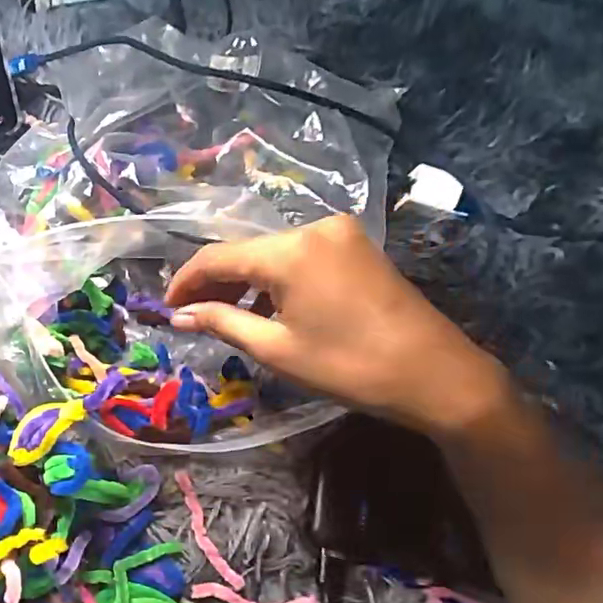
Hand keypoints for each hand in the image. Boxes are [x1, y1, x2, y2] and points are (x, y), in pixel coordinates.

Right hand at [165, 214, 509, 433]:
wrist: (436, 374)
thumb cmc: (348, 366)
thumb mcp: (276, 348)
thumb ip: (222, 323)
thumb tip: (179, 316)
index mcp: (289, 250)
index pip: (217, 256)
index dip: (185, 282)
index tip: (166, 309)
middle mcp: (313, 228)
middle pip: (245, 251)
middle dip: (213, 282)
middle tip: (190, 315)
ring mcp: (339, 234)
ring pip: (271, 254)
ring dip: (244, 283)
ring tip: (223, 317)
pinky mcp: (356, 247)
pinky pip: (299, 257)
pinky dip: (275, 281)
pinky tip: (266, 309)